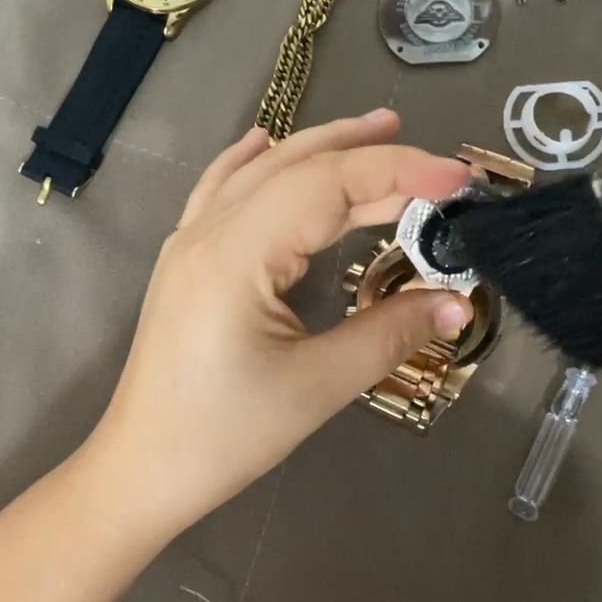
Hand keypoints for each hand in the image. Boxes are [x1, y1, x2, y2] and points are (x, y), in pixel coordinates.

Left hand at [78, 110, 472, 532]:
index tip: (459, 179)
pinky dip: (253, 162)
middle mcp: (207, 232)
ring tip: (377, 130)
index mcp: (236, 255)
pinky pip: (220, 191)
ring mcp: (188, 242)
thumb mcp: (316, 386)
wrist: (142, 470)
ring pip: (260, 173)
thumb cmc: (223, 436)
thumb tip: (456, 303)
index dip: (397, 172)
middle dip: (368, 156)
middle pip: (295, 168)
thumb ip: (389, 333)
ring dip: (319, 149)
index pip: (326, 184)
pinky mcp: (184, 261)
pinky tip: (264, 142)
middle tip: (436, 162)